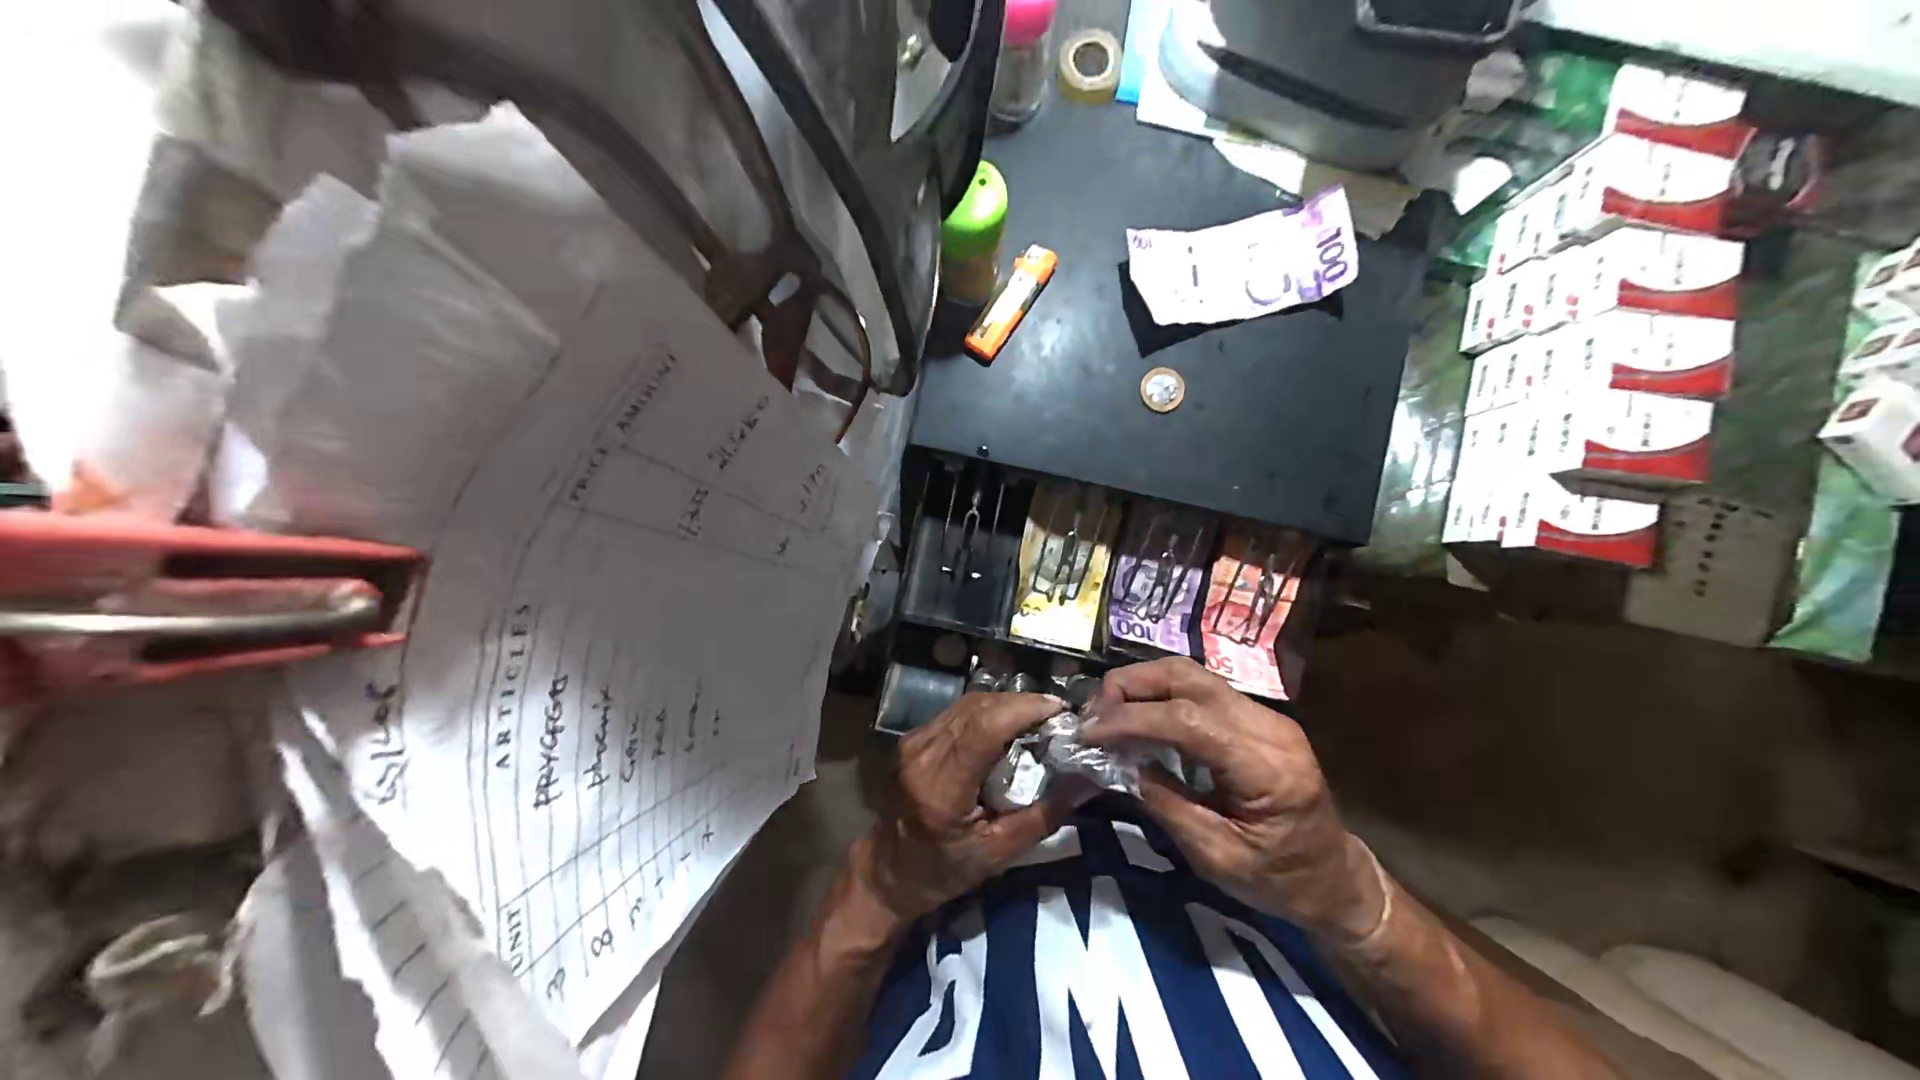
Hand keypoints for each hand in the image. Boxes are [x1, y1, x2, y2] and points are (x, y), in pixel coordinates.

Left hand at [854, 692, 1075, 922]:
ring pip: (968, 704)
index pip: (984, 727)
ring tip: (1038, 717)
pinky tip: (1008, 724)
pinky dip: (988, 712)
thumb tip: (1087, 781)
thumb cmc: (945, 870)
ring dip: (1006, 704)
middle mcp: (922, 754)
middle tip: (1056, 715)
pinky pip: (957, 712)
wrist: (889, 871)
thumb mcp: (1000, 854)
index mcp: (941, 787)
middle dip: (1021, 704)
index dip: (1023, 709)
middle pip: (978, 708)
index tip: (1059, 710)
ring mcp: (913, 741)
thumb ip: (1044, 815)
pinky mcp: (913, 737)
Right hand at [1082, 657, 1385, 943]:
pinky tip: (1137, 716)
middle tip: (1092, 716)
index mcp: (1265, 765)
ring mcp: (1264, 714)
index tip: (1088, 732)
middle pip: (1186, 676)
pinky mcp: (1255, 715)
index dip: (1129, 718)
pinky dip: (1158, 694)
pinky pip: (1198, 688)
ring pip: (1189, 673)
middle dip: (1129, 686)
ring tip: (1107, 713)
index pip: (1186, 718)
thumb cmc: (1278, 881)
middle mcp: (1268, 724)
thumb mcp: (1215, 858)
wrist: (1334, 879)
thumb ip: (1165, 804)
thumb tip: (1118, 762)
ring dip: (1140, 684)